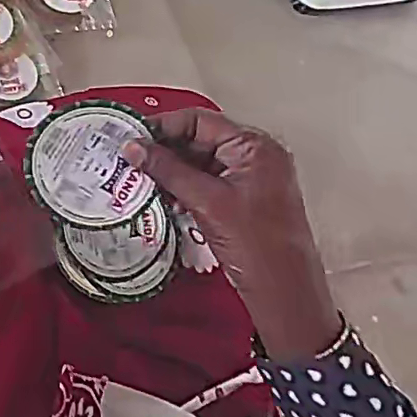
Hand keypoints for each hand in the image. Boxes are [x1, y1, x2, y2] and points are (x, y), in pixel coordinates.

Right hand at [123, 110, 342, 360]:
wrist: (284, 295)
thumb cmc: (256, 247)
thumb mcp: (206, 202)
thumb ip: (168, 169)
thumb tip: (134, 147)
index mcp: (254, 146)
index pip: (199, 121)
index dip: (163, 127)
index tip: (133, 138)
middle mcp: (256, 155)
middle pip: (199, 139)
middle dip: (166, 150)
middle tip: (132, 159)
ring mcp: (251, 177)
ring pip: (201, 161)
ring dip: (172, 170)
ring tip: (142, 178)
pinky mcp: (245, 198)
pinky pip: (208, 181)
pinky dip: (185, 186)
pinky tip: (164, 196)